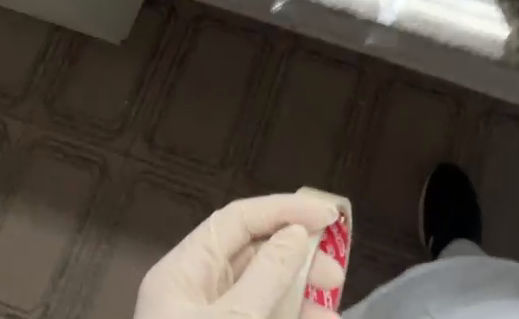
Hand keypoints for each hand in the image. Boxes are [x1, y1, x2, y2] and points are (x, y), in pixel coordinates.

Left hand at [136, 193, 343, 318]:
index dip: (283, 210)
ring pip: (263, 292)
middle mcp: (194, 292)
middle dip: (299, 257)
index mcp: (183, 273)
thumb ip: (266, 275)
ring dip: (301, 294)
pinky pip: (263, 316)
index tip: (327, 218)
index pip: (237, 220)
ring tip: (332, 307)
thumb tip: (297, 232)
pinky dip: (291, 316)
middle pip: (253, 254)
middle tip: (336, 270)